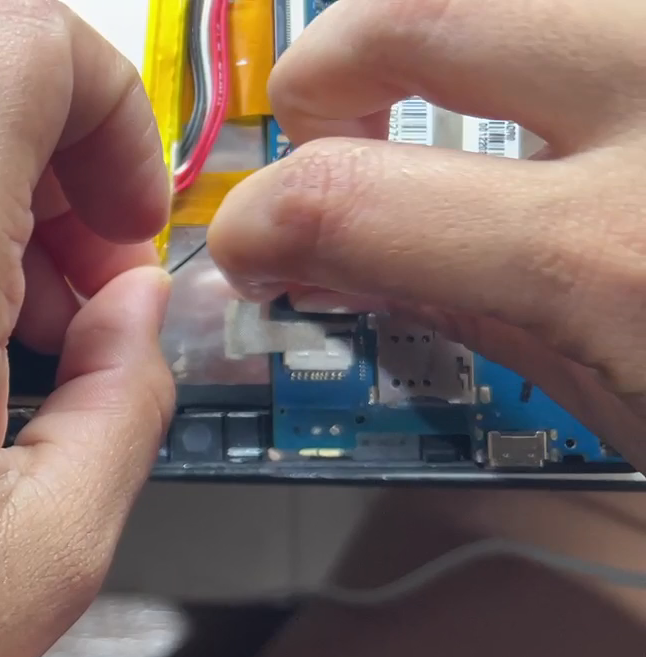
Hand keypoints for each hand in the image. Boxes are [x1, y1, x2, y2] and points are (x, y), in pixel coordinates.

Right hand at [208, 0, 645, 465]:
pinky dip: (576, 30)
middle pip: (411, 8)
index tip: (259, 249)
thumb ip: (478, 317)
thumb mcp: (634, 414)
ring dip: (467, 23)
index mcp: (614, 253)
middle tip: (339, 124)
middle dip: (329, 73)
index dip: (251, 226)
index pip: (319, 200)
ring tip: (485, 79)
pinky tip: (606, 79)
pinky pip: (610, 6)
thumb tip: (346, 270)